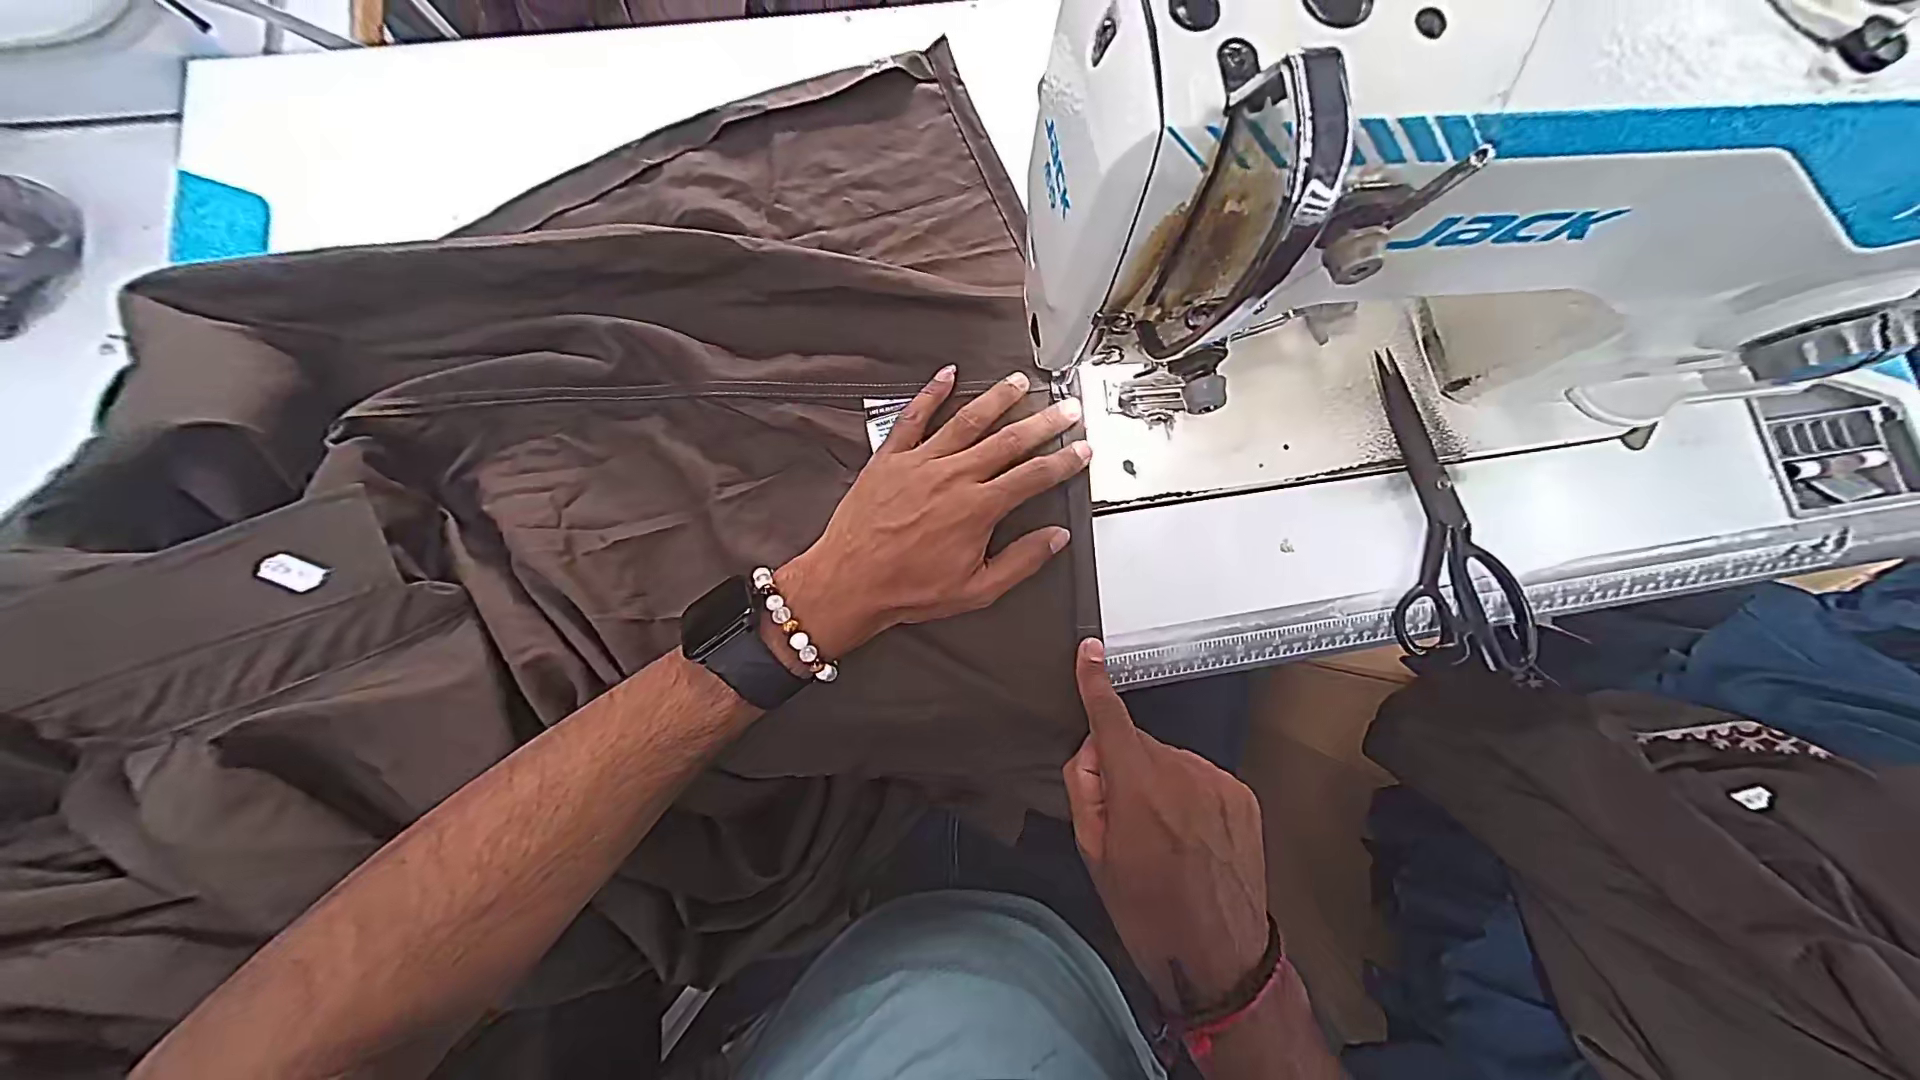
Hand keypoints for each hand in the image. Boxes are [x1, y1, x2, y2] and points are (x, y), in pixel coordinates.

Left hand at [772, 365, 1089, 661]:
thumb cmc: (906, 588)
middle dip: (1044, 422)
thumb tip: (1053, 539)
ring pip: (968, 419)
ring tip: (1019, 383)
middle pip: (1009, 440)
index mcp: (977, 508)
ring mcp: (920, 463)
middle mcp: (952, 477)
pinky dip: (932, 392)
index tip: (1080, 449)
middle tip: (1065, 409)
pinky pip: (914, 416)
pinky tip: (947, 375)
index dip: (1064, 460)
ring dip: (998, 398)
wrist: (849, 582)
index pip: (1033, 476)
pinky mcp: (890, 458)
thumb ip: (1021, 561)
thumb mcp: (976, 589)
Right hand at [1065, 639, 1269, 1013]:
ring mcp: (1216, 781)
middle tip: (1126, 818)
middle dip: (1124, 766)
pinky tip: (1192, 835)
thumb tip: (1093, 750)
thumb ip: (1085, 787)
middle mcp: (1180, 772)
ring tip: (1165, 835)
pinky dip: (1188, 793)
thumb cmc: (1146, 910)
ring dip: (1159, 781)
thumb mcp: (1093, 852)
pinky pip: (1198, 776)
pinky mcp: (1241, 793)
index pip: (1109, 718)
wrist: (1221, 957)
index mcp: (1137, 786)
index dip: (1095, 682)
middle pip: (1137, 744)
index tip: (1090, 651)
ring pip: (1168, 760)